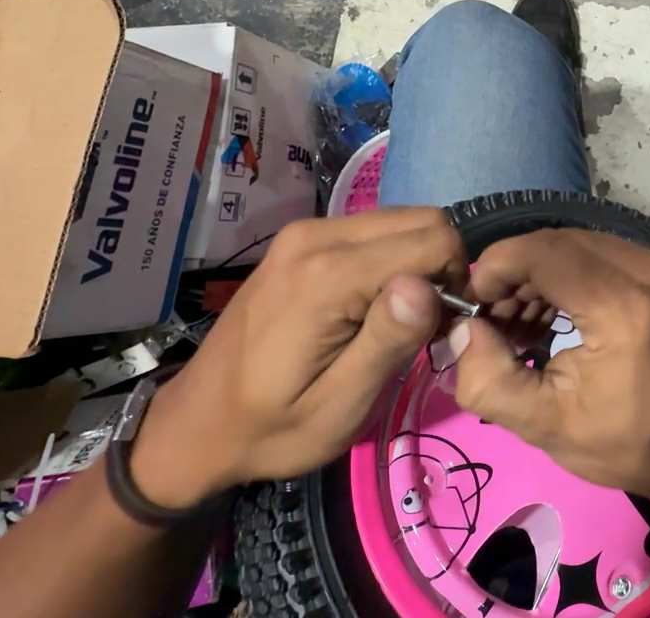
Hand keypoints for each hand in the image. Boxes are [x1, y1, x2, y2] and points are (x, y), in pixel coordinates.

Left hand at [129, 209, 467, 507]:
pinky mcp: (304, 237)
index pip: (435, 241)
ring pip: (405, 220)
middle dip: (443, 266)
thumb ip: (387, 342)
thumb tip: (429, 285)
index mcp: (328, 275)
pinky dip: (396, 257)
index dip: (456, 281)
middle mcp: (318, 236)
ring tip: (402, 317)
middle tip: (427, 324)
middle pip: (424, 221)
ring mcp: (307, 231)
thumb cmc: (271, 428)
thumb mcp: (339, 407)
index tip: (443, 328)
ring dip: (421, 262)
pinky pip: (378, 229)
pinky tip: (377, 302)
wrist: (193, 427)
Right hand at [450, 229, 649, 506]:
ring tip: (516, 323)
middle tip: (491, 319)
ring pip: (579, 243)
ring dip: (539, 273)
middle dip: (515, 272)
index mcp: (625, 309)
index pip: (545, 252)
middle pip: (560, 242)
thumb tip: (460, 328)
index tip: (474, 303)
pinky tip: (548, 314)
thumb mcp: (545, 425)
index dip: (499, 266)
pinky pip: (601, 253)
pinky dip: (567, 274)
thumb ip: (489, 379)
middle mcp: (649, 272)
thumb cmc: (624, 440)